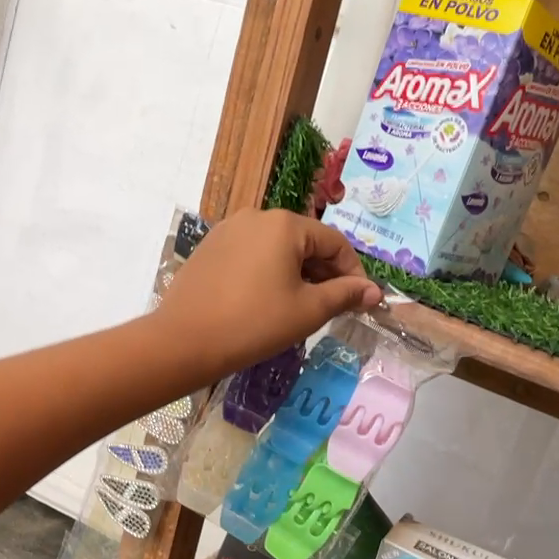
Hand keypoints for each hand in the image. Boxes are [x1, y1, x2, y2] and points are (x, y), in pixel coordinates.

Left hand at [154, 210, 382, 373]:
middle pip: (305, 242)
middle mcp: (256, 217)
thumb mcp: (308, 311)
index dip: (353, 273)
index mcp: (285, 224)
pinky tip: (266, 303)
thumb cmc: (254, 323)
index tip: (360, 303)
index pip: (335, 243)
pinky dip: (268, 273)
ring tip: (300, 308)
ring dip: (297, 274)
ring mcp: (229, 230)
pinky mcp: (210, 248)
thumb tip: (374, 291)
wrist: (184, 341)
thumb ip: (345, 295)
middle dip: (324, 274)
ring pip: (278, 248)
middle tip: (333, 309)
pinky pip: (252, 255)